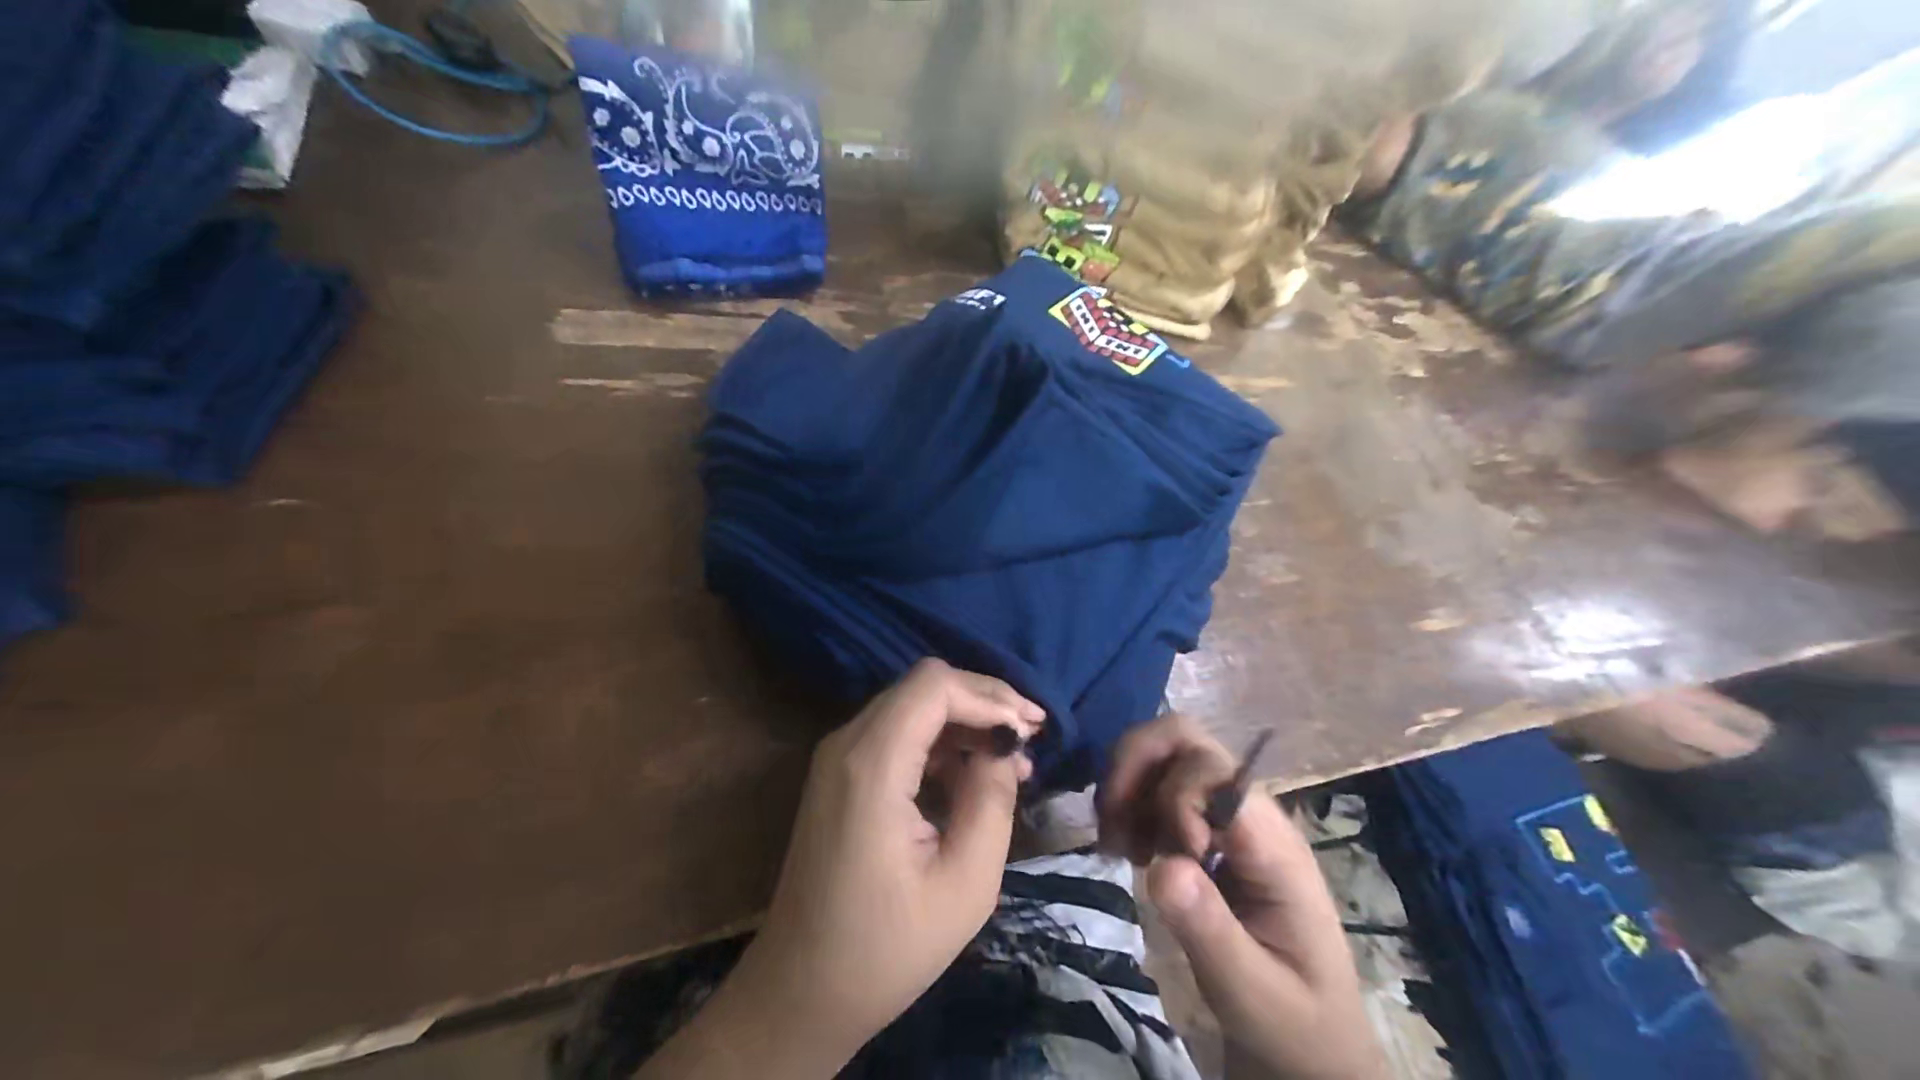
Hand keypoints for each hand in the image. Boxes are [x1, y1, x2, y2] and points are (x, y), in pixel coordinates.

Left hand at [641, 659, 1042, 1078]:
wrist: (801, 992)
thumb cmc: (886, 949)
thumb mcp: (965, 884)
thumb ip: (991, 801)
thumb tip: (1003, 749)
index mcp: (871, 765)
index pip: (934, 685)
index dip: (989, 696)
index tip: (1031, 731)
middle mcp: (846, 744)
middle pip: (924, 688)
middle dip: (983, 703)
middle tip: (1033, 736)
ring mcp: (838, 758)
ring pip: (912, 707)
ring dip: (965, 724)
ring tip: (1014, 761)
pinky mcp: (840, 776)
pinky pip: (897, 736)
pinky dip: (940, 744)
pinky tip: (974, 776)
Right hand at [1100, 714, 1383, 1079]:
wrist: (1310, 1045)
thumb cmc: (1291, 1023)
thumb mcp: (1253, 994)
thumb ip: (1210, 929)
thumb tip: (1163, 864)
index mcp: (1273, 842)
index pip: (1214, 769)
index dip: (1174, 796)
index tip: (1160, 856)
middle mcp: (1248, 812)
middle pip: (1183, 739)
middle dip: (1133, 765)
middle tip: (1111, 824)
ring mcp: (1224, 817)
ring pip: (1163, 754)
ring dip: (1124, 785)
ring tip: (1115, 844)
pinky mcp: (1203, 829)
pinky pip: (1155, 785)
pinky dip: (1126, 803)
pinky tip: (1125, 848)